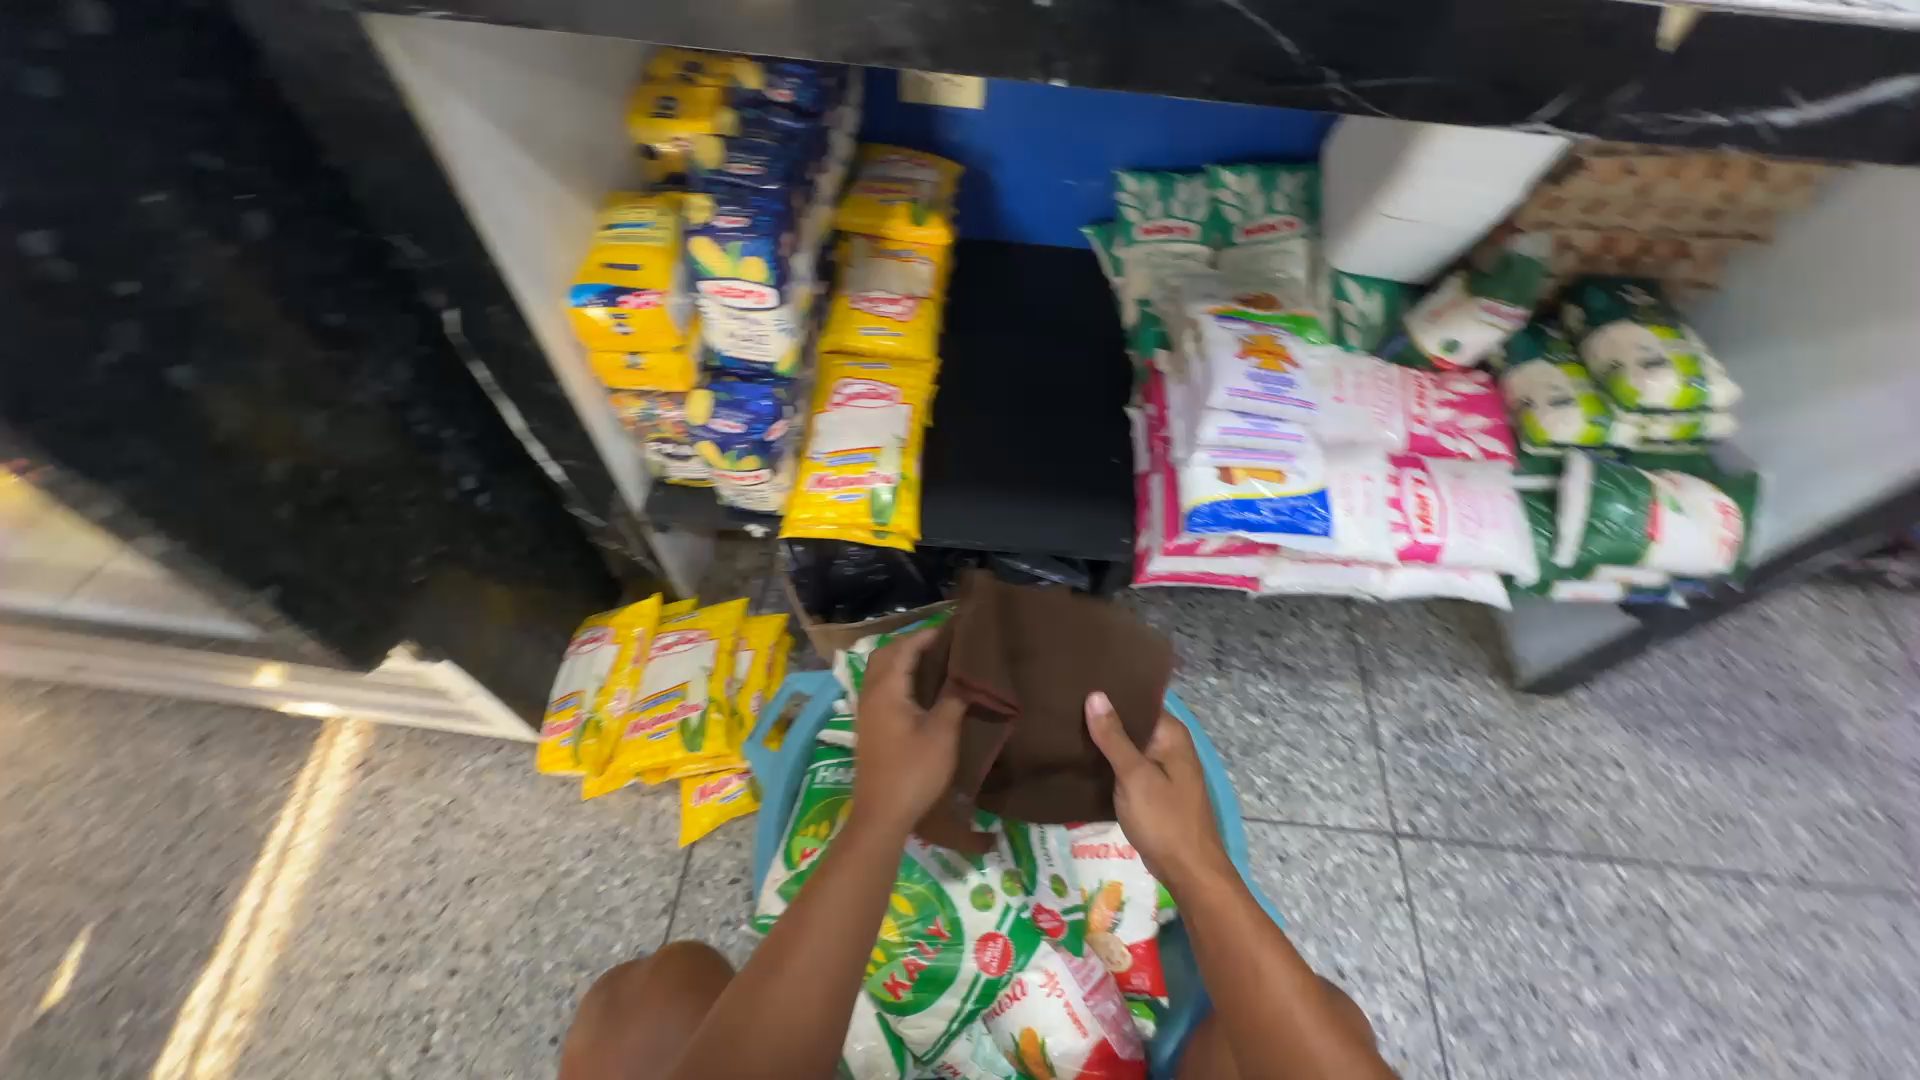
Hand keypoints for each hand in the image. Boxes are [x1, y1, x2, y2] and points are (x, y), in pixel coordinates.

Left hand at [850, 627, 965, 837]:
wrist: (882, 814)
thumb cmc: (914, 771)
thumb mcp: (942, 733)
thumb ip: (954, 699)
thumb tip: (968, 676)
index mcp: (886, 689)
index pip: (904, 649)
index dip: (926, 636)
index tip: (952, 629)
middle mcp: (870, 694)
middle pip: (886, 655)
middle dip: (911, 644)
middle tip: (943, 643)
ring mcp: (867, 711)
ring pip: (881, 672)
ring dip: (903, 661)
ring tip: (935, 661)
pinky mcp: (870, 726)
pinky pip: (882, 688)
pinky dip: (899, 678)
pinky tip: (921, 690)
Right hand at [1085, 692, 1233, 894]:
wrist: (1188, 872)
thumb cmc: (1164, 820)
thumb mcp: (1134, 776)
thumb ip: (1113, 737)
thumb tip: (1095, 694)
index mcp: (1171, 734)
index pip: (1138, 701)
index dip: (1111, 693)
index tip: (1078, 684)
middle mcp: (1169, 745)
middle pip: (1132, 723)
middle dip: (1102, 717)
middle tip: (1064, 705)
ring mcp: (1162, 769)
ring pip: (1127, 746)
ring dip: (1104, 742)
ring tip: (1065, 726)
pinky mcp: (1152, 789)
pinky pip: (1127, 766)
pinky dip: (1109, 763)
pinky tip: (1082, 759)